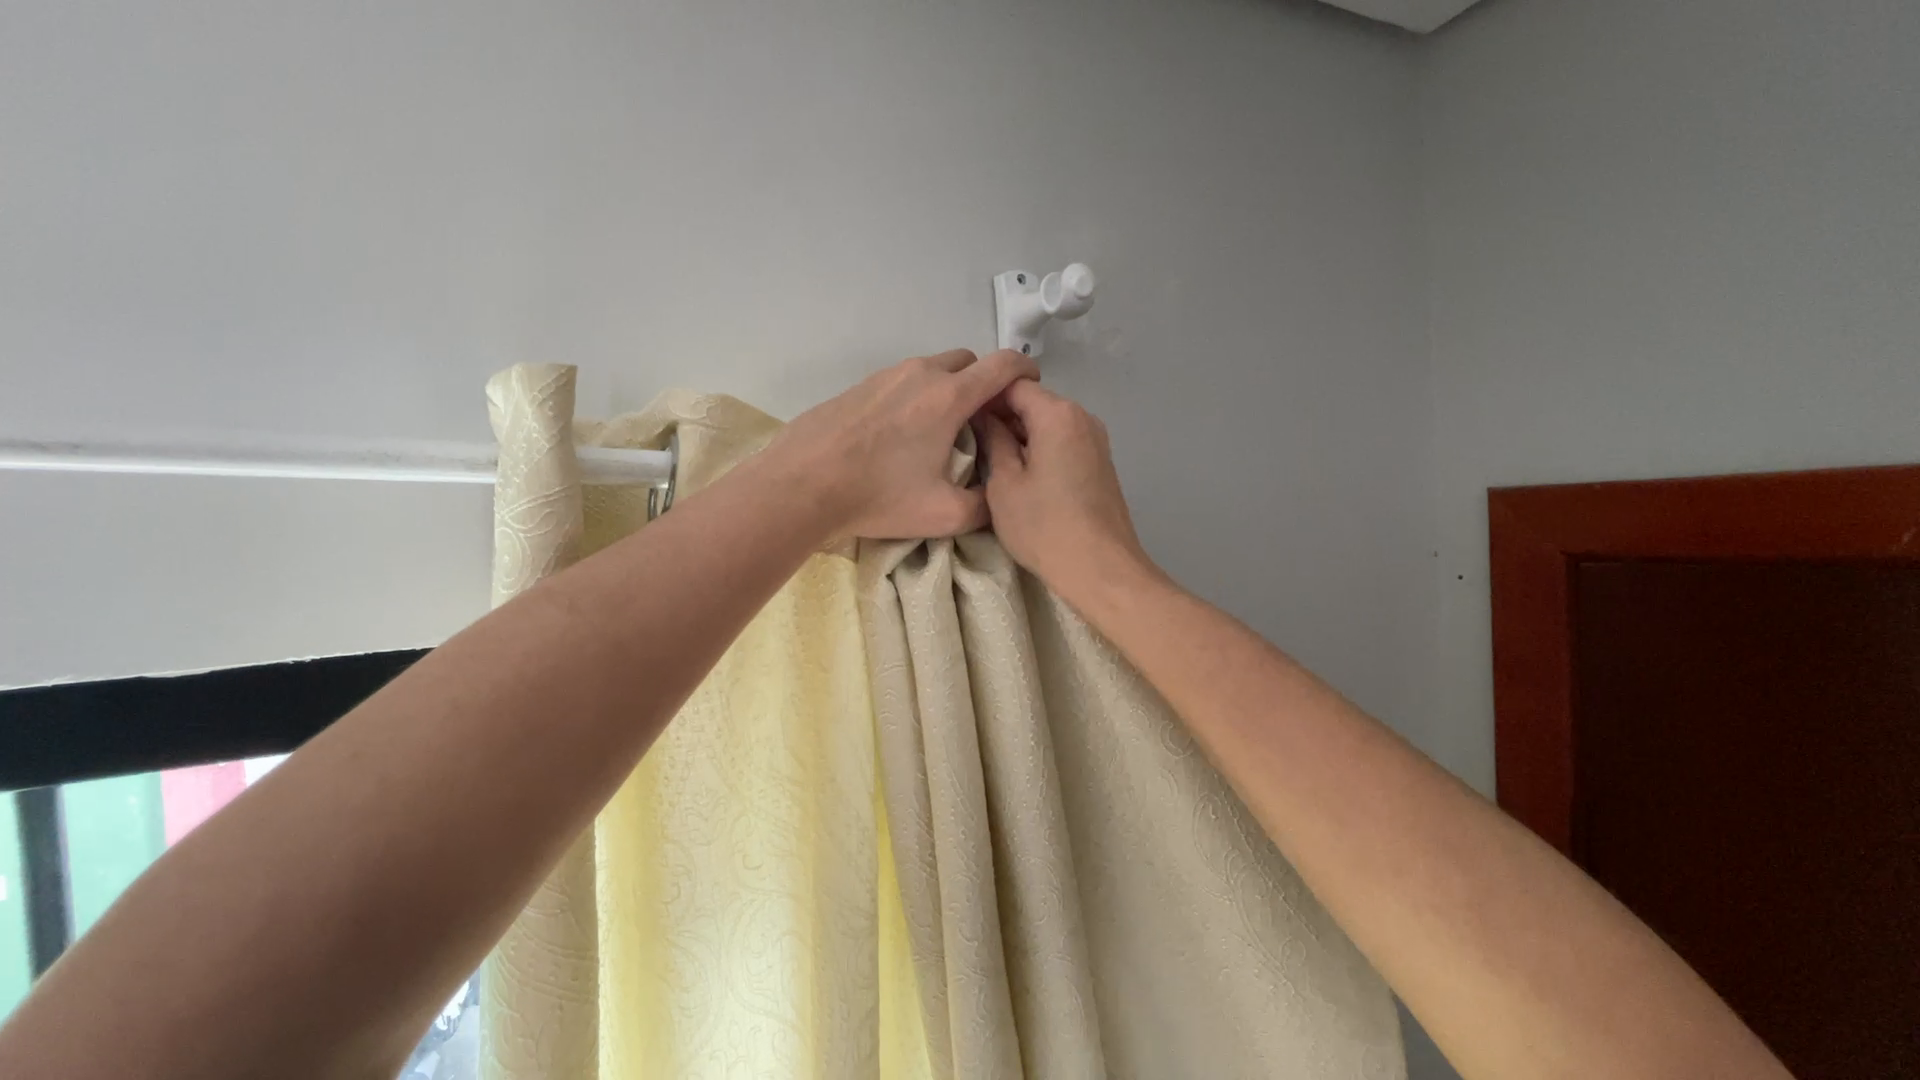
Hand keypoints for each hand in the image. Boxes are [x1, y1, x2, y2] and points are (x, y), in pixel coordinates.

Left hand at [774, 348, 1037, 539]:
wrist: (801, 485)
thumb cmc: (878, 497)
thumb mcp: (944, 514)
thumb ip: (985, 505)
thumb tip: (997, 497)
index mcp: (949, 396)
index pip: (1003, 364)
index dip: (1026, 371)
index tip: (1030, 389)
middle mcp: (921, 374)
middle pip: (968, 362)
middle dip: (984, 384)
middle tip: (983, 421)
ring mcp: (885, 375)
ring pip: (933, 370)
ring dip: (948, 390)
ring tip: (941, 432)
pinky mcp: (859, 386)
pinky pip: (902, 382)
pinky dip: (917, 397)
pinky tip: (901, 436)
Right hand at [975, 381, 1153, 596]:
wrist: (1101, 569)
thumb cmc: (1044, 526)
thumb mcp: (1004, 484)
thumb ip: (992, 441)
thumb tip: (984, 418)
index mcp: (1058, 414)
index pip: (1013, 384)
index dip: (983, 396)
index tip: (958, 416)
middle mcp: (1082, 417)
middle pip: (1034, 402)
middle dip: (1002, 415)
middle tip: (969, 440)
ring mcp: (1096, 441)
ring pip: (1048, 424)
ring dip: (1020, 435)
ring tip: (991, 459)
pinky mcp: (1100, 464)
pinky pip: (1063, 443)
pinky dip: (1040, 449)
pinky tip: (1021, 475)